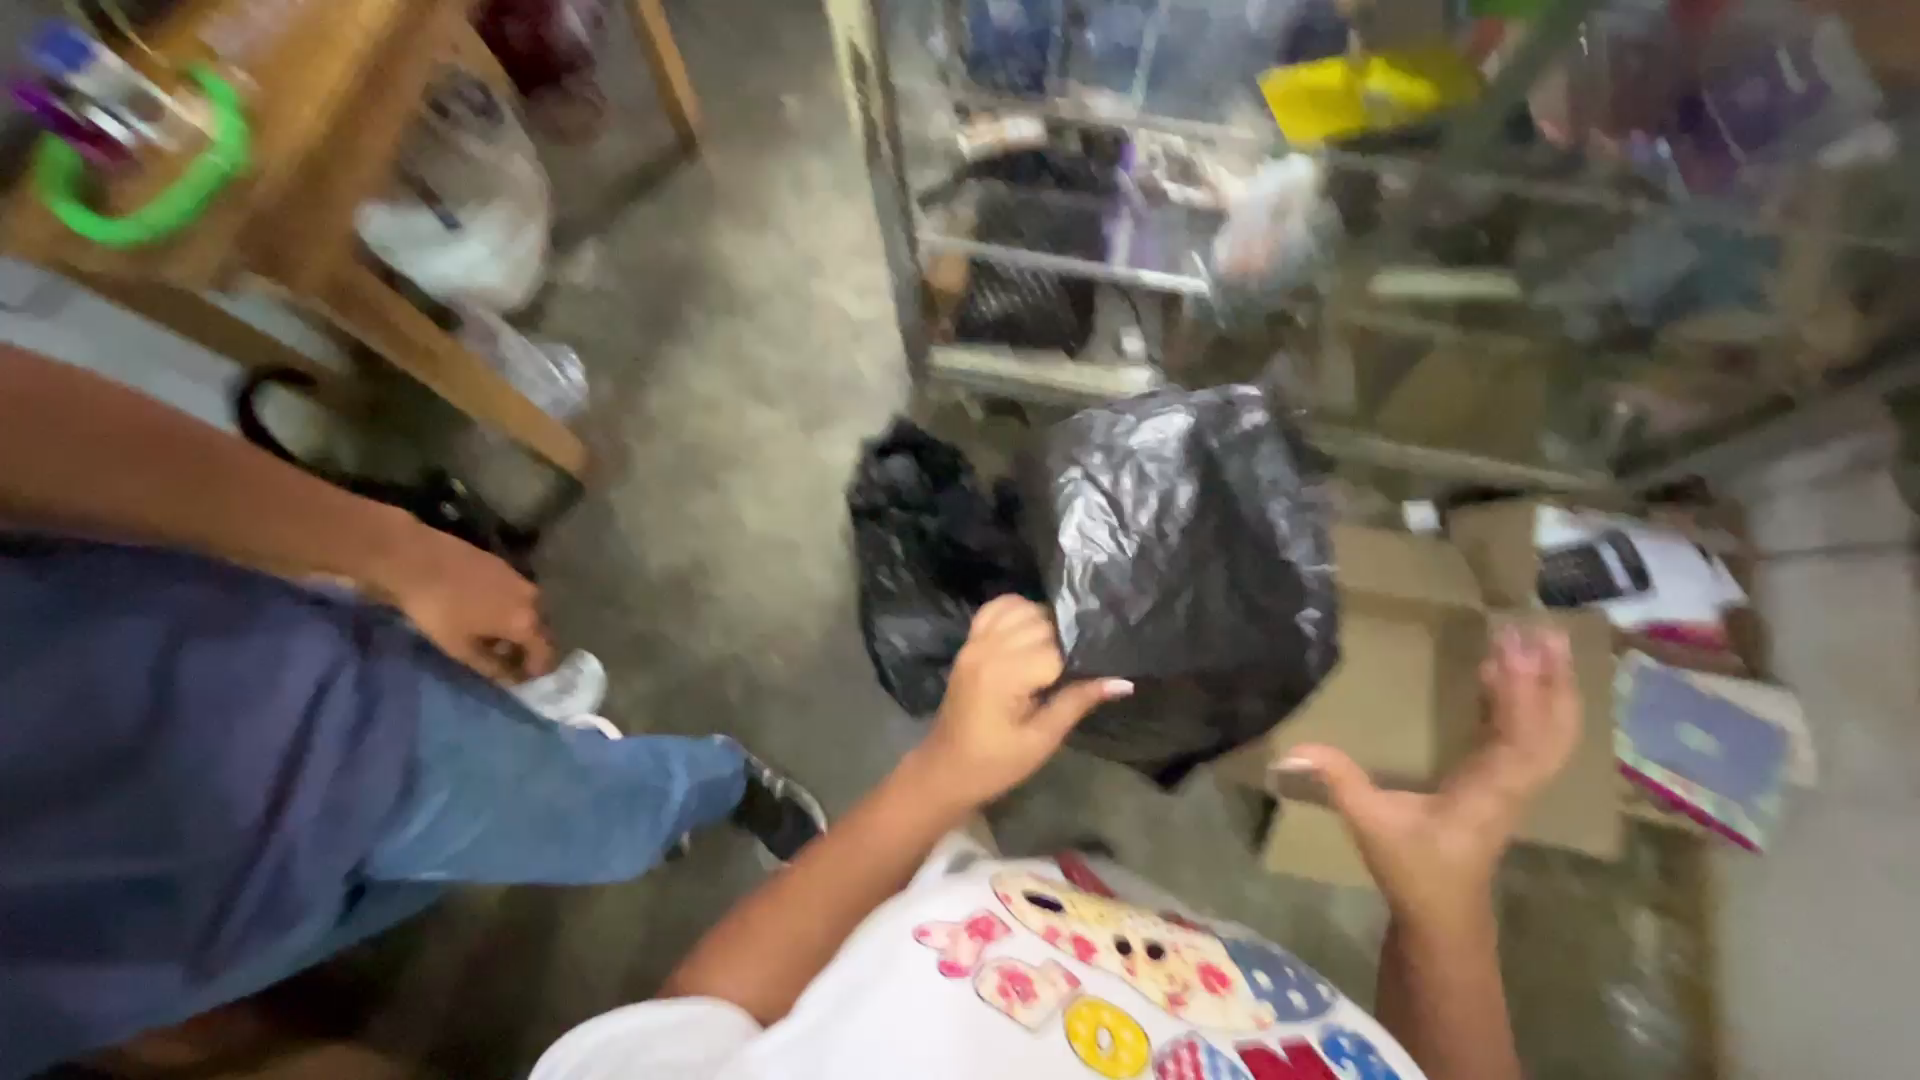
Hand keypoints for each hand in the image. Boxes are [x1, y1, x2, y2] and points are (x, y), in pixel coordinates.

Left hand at [368, 512, 555, 681]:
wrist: (418, 560)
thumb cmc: (439, 610)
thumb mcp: (461, 648)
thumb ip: (492, 667)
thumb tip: (513, 679)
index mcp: (527, 623)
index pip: (546, 653)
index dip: (537, 669)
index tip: (522, 678)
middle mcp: (534, 599)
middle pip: (541, 630)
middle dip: (528, 647)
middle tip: (506, 657)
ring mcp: (522, 579)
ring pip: (529, 610)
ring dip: (518, 625)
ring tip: (493, 633)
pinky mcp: (506, 566)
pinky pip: (517, 594)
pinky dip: (509, 607)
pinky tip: (485, 609)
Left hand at [909, 596, 1133, 810]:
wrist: (945, 770)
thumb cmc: (996, 763)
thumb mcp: (1042, 739)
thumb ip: (1078, 701)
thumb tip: (1124, 682)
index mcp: (1005, 674)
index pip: (1057, 648)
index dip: (1082, 657)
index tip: (1099, 669)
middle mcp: (988, 649)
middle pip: (1040, 622)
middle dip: (1064, 638)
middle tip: (1080, 664)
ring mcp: (975, 643)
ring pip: (1020, 608)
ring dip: (1043, 621)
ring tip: (1057, 649)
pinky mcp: (968, 644)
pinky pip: (994, 610)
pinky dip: (1017, 610)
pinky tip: (1031, 629)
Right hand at [1280, 624, 1579, 925]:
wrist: (1444, 916)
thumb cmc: (1413, 870)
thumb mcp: (1370, 824)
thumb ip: (1337, 782)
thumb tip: (1292, 748)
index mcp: (1490, 790)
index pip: (1519, 734)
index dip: (1520, 690)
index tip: (1511, 646)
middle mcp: (1513, 783)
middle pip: (1553, 728)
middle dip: (1553, 679)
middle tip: (1543, 630)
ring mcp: (1515, 785)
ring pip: (1550, 733)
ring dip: (1551, 689)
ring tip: (1542, 644)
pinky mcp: (1505, 785)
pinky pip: (1531, 739)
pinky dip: (1530, 705)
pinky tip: (1506, 679)